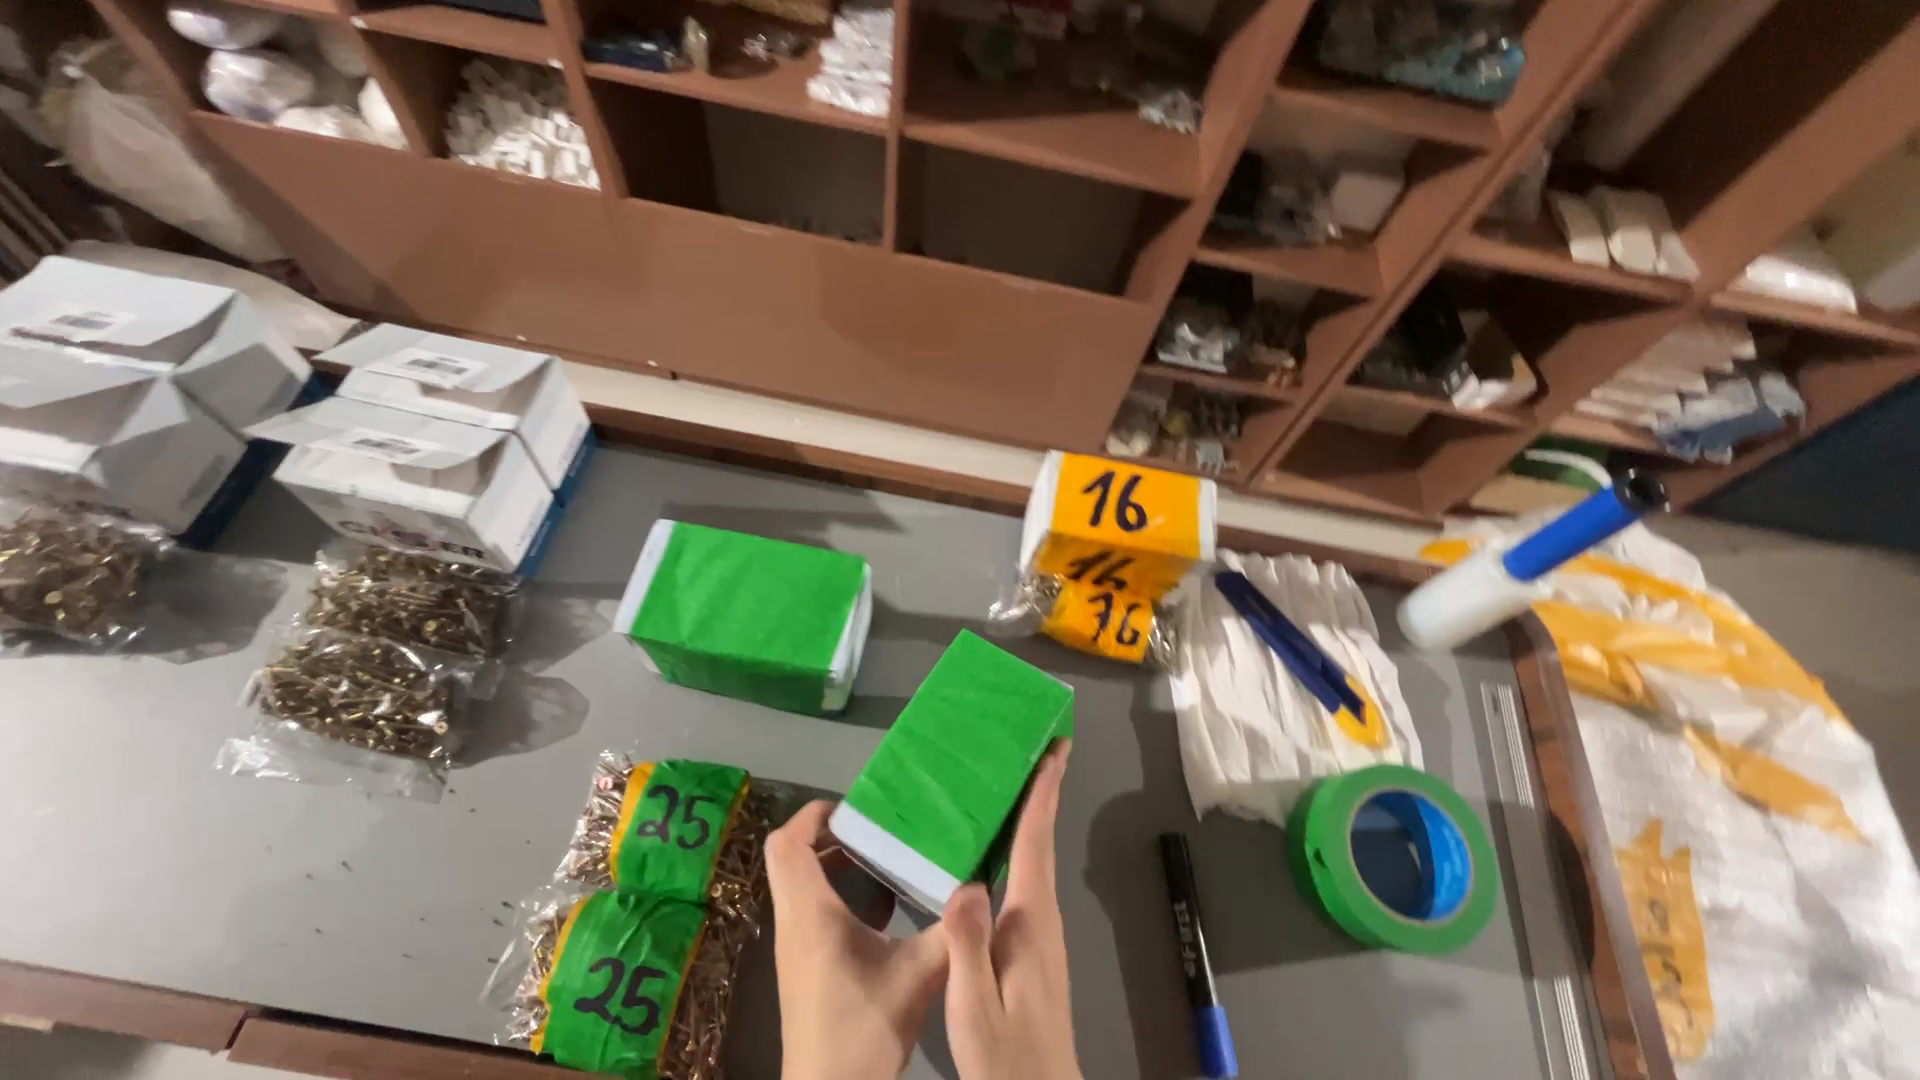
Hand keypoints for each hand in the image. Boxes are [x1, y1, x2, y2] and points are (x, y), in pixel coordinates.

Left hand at [767, 800, 948, 1079]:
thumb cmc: (864, 1025)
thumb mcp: (918, 972)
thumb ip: (950, 929)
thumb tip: (980, 891)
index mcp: (809, 912)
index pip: (786, 844)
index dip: (811, 817)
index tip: (854, 812)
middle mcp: (793, 923)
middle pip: (791, 859)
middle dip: (831, 838)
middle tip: (877, 833)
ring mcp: (794, 948)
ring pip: (801, 887)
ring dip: (835, 868)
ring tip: (884, 863)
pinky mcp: (803, 968)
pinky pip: (811, 913)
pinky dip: (839, 898)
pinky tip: (884, 913)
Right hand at [944, 743, 1082, 1079]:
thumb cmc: (1005, 1053)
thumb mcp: (974, 1004)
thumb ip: (970, 942)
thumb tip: (968, 880)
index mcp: (1030, 920)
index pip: (1036, 843)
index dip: (1043, 794)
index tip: (1054, 750)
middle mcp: (1041, 916)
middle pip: (1042, 842)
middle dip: (1044, 793)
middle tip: (1041, 747)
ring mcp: (1040, 932)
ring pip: (1036, 859)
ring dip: (1033, 816)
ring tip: (1016, 781)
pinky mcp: (1031, 946)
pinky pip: (1026, 878)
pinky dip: (1020, 847)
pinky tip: (997, 848)